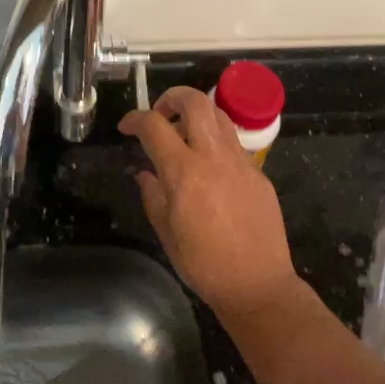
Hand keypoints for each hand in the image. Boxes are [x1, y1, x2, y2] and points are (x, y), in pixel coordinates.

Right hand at [119, 86, 302, 321]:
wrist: (257, 285)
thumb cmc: (204, 265)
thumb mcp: (166, 233)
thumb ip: (153, 195)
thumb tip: (146, 174)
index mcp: (184, 173)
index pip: (154, 126)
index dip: (134, 119)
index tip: (126, 128)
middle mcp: (213, 157)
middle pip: (194, 101)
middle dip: (171, 98)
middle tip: (160, 115)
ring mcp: (240, 161)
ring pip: (218, 115)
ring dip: (197, 115)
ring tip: (185, 135)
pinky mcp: (258, 172)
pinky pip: (234, 142)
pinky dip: (216, 141)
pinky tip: (210, 167)